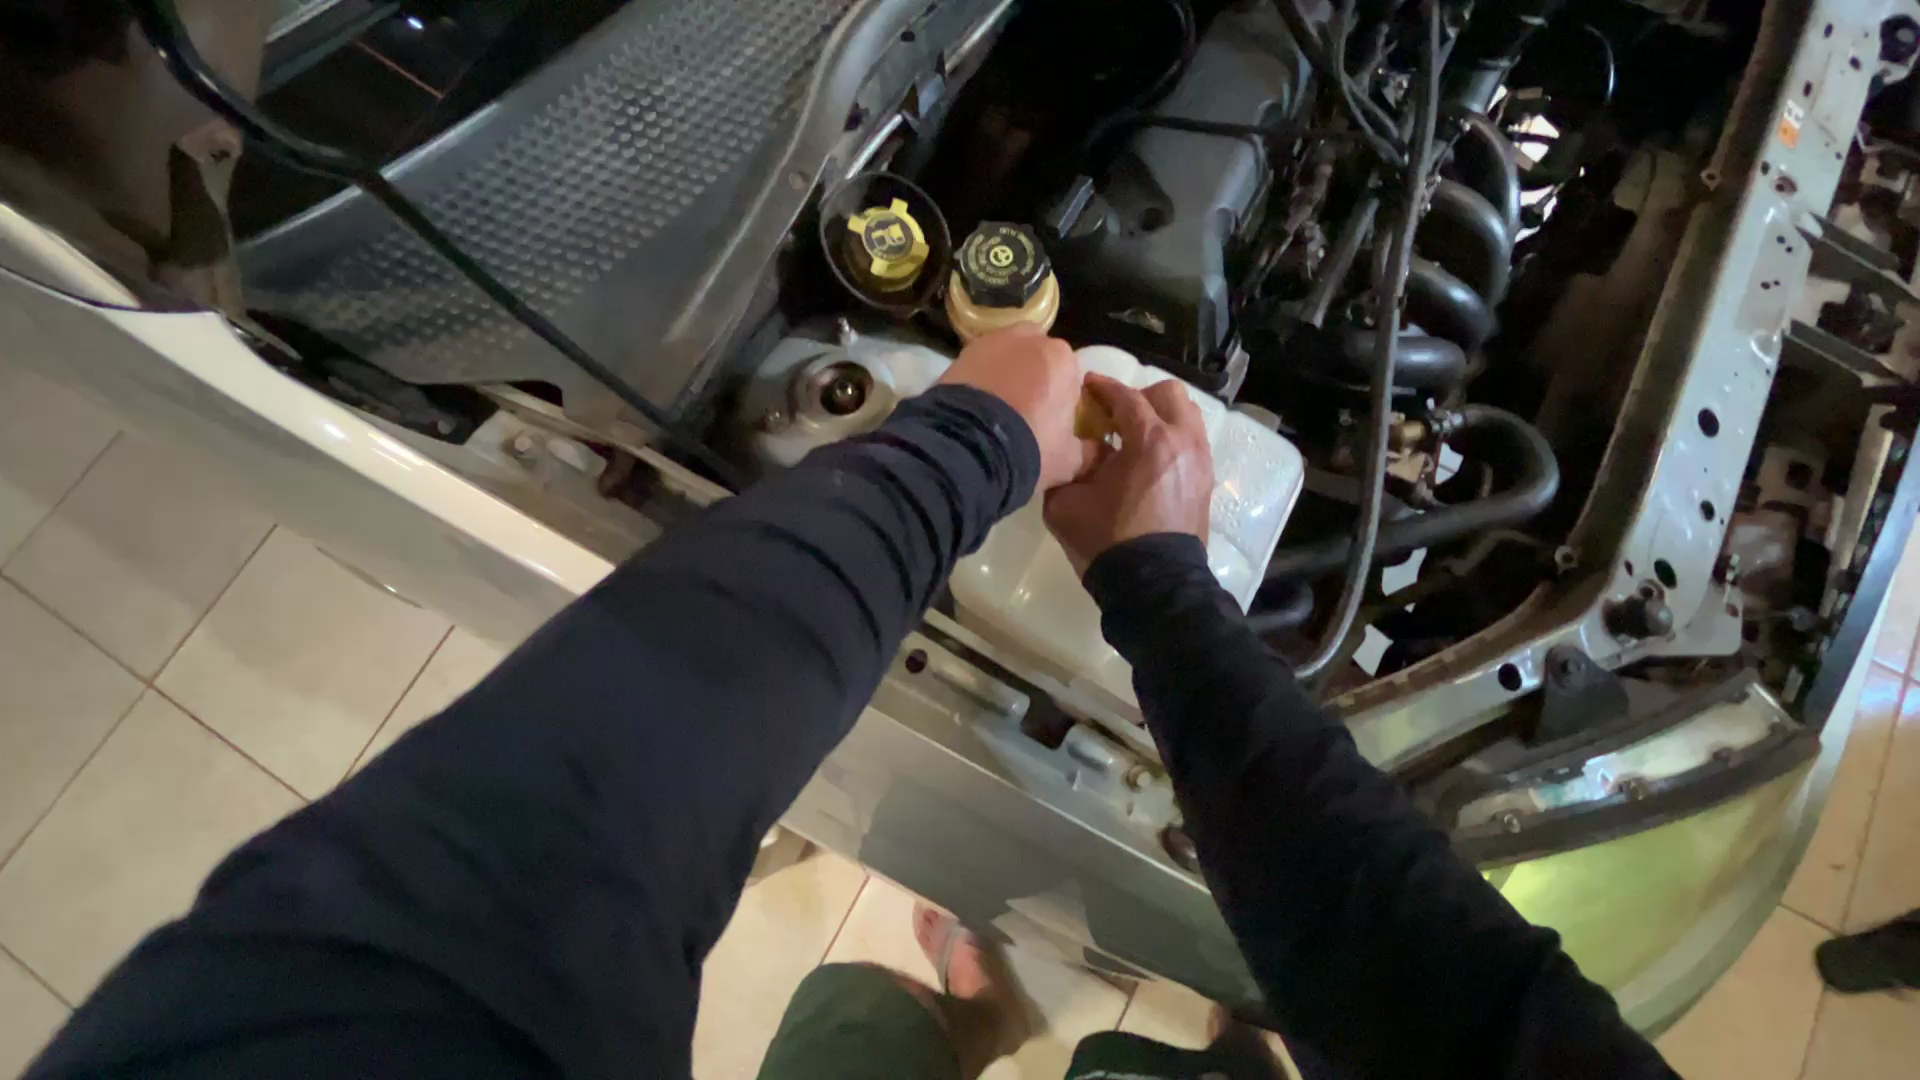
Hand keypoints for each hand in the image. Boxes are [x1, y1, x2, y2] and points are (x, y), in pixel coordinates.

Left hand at [937, 324, 1103, 490]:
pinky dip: (979, 381)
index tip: (1050, 423)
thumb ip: (1089, 452)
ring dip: (1006, 376)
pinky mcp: (960, 354)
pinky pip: (978, 365)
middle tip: (1023, 415)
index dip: (1061, 400)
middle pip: (1038, 358)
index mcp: (1064, 359)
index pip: (1070, 376)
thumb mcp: (1069, 460)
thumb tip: (1099, 451)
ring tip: (995, 412)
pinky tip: (974, 408)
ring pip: (1007, 357)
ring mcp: (992, 342)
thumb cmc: (1031, 449)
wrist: (968, 449)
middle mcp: (1030, 339)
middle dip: (1034, 380)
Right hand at [1043, 373, 1212, 574]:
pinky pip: (1192, 444)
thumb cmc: (1105, 540)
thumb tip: (1079, 452)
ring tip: (1135, 438)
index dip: (1103, 387)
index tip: (1087, 386)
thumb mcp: (1065, 501)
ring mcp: (1200, 462)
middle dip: (1140, 397)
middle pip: (1169, 394)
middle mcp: (1183, 441)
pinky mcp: (1206, 482)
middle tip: (1115, 415)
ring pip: (1187, 416)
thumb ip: (1069, 466)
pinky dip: (1172, 442)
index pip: (1126, 397)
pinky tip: (1149, 463)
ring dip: (1161, 418)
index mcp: (1150, 440)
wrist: (1151, 584)